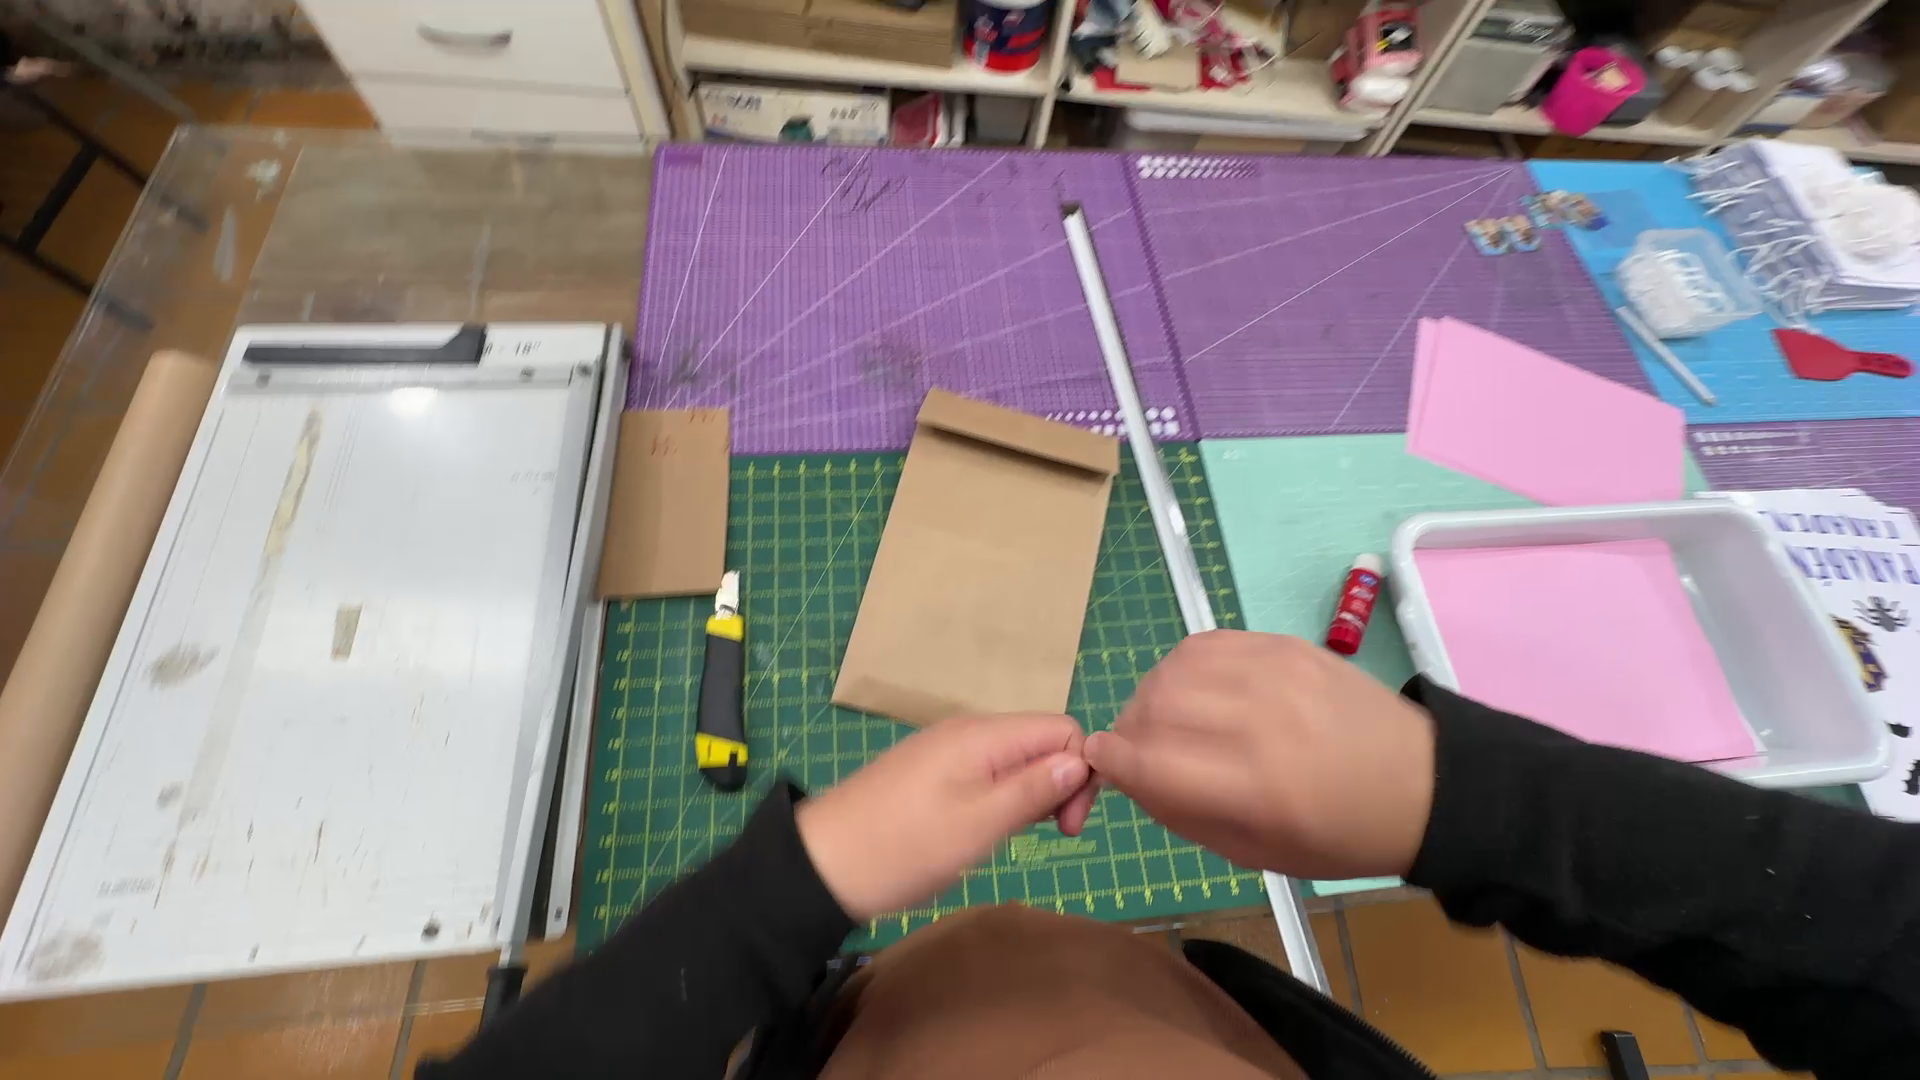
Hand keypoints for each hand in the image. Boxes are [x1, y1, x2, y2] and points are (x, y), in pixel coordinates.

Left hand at [795, 713, 1095, 920]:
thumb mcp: (978, 824)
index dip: (1081, 769)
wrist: (825, 861)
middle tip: (1052, 834)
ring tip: (1019, 834)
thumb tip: (1082, 758)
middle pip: (1041, 739)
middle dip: (1060, 781)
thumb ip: (1032, 788)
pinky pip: (989, 769)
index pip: (1062, 727)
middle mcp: (970, 730)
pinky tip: (992, 827)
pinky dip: (1005, 794)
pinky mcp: (935, 768)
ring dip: (1033, 791)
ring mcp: (949, 748)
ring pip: (1016, 756)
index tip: (1070, 824)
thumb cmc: (906, 846)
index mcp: (983, 735)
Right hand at [1083, 630, 1435, 879]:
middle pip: (1152, 708)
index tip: (1101, 762)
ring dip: (1151, 696)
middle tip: (1137, 746)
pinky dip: (1182, 668)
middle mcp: (1260, 721)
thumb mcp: (1254, 851)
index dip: (1110, 762)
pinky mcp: (1280, 644)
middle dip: (1128, 729)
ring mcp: (1272, 673)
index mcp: (1258, 788)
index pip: (1149, 762)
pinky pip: (1201, 644)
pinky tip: (1195, 688)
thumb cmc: (1336, 834)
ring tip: (1166, 716)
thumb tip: (1126, 770)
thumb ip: (1179, 809)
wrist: (1420, 783)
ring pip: (1170, 670)